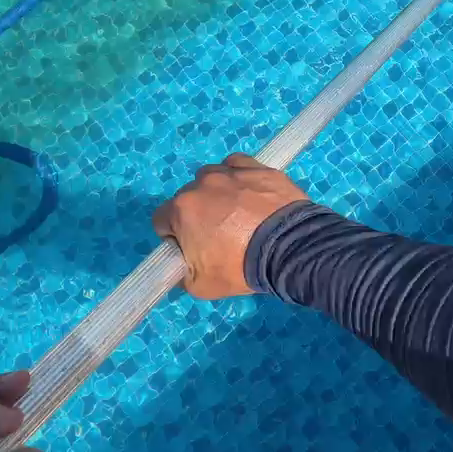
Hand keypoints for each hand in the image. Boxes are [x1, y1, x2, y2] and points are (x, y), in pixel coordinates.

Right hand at [152, 152, 309, 298]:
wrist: (290, 248)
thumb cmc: (240, 267)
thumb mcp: (200, 285)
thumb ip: (182, 273)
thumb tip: (181, 267)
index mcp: (182, 209)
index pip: (163, 220)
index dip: (175, 235)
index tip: (192, 246)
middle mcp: (203, 184)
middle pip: (190, 197)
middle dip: (198, 213)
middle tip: (219, 233)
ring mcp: (233, 172)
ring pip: (214, 177)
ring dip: (218, 191)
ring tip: (238, 211)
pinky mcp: (260, 168)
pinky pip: (240, 165)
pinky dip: (240, 175)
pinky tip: (250, 190)